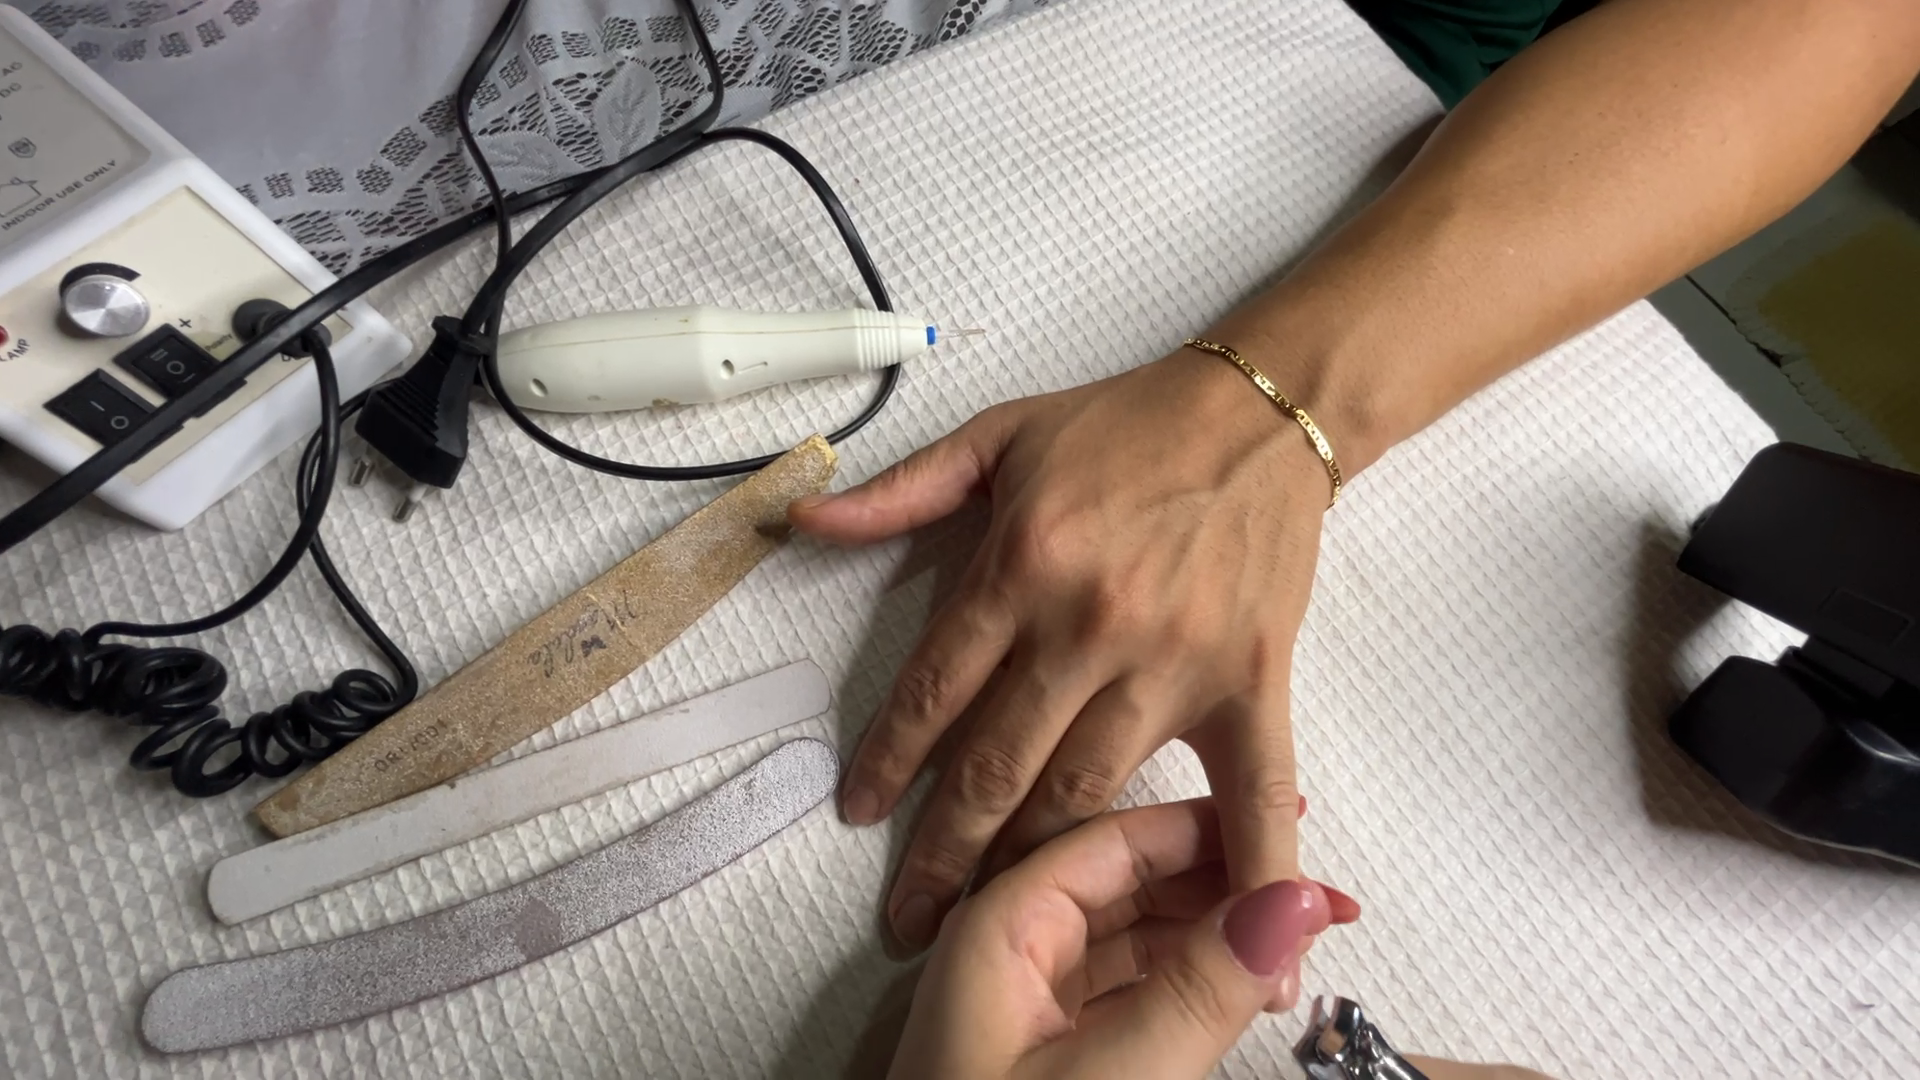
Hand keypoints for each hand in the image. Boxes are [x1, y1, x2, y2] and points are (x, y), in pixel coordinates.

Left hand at [792, 348, 1333, 949]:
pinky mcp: (1250, 682)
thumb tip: (802, 520)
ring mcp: (1171, 663)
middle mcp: (1088, 626)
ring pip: (1085, 792)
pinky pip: (1249, 792)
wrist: (1253, 416)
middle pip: (996, 765)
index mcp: (1020, 566)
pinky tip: (1234, 942)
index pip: (932, 689)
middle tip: (909, 917)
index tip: (859, 812)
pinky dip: (1245, 869)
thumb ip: (899, 491)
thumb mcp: (997, 437)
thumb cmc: (1120, 426)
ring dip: (1032, 865)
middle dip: (944, 850)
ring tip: (991, 917)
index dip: (886, 760)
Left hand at [891, 798, 1357, 1079]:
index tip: (1289, 825)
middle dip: (1221, 882)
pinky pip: (1133, 988)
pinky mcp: (1057, 1045)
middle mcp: (1017, 942)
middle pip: (1130, 882)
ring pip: (1138, 936)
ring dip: (1214, 935)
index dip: (1203, 828)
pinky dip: (1190, 983)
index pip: (1114, 841)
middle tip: (1318, 897)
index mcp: (1005, 921)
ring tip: (1298, 941)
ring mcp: (1036, 996)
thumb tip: (1290, 899)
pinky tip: (1243, 987)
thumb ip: (1197, 991)